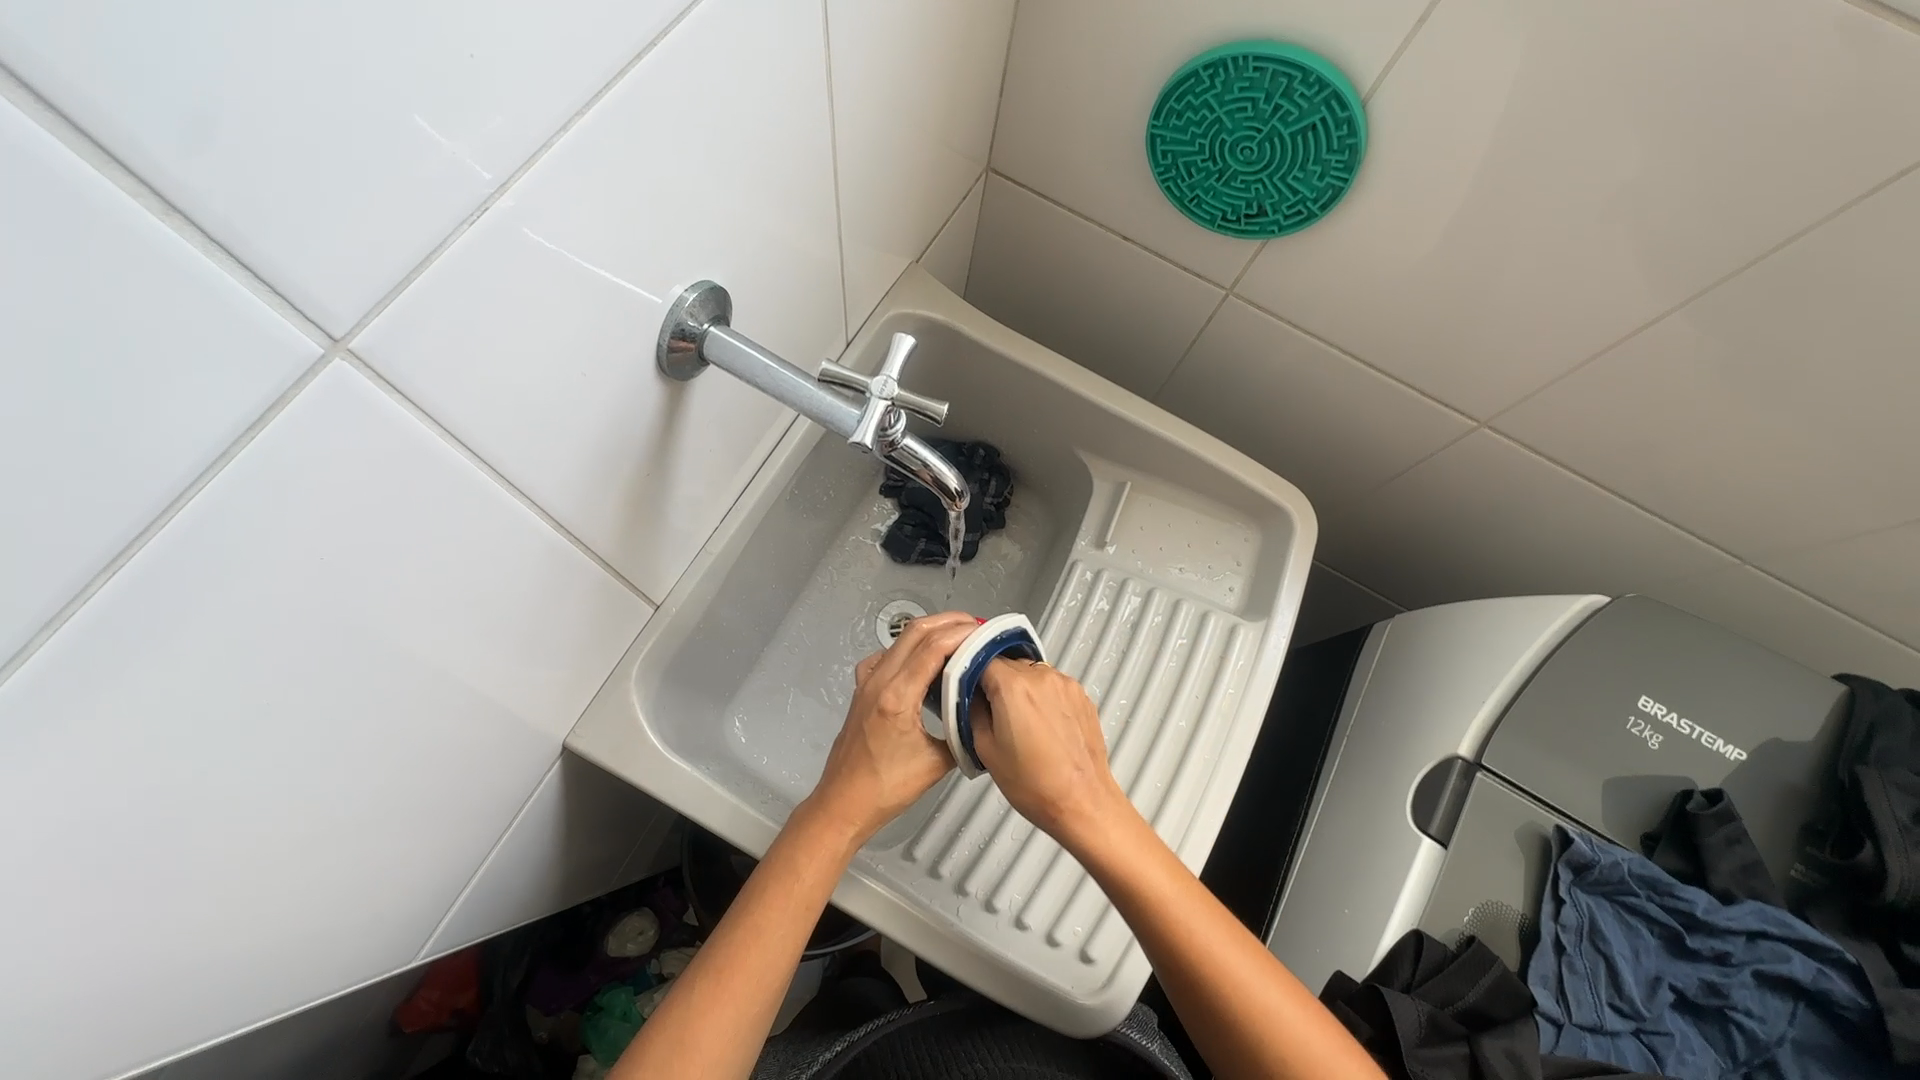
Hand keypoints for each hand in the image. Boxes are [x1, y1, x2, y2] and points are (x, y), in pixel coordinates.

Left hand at [806, 611, 976, 841]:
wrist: (844, 802)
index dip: (962, 634)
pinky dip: (908, 649)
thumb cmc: (886, 788)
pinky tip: (922, 662)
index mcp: (897, 697)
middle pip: (915, 632)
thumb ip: (961, 732)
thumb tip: (979, 716)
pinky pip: (885, 656)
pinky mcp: (862, 690)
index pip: (933, 648)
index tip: (985, 632)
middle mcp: (878, 681)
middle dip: (948, 623)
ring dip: (930, 632)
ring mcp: (866, 683)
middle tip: (976, 627)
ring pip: (900, 641)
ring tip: (957, 639)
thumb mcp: (937, 762)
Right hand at [972, 658, 1127, 851]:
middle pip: (1008, 664)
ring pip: (1032, 673)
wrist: (1082, 802)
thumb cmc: (1037, 784)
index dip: (971, 673)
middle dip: (996, 683)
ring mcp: (1065, 685)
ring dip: (1022, 689)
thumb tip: (971, 698)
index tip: (967, 688)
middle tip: (992, 712)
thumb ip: (973, 713)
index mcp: (1013, 687)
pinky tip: (1041, 727)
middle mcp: (1041, 677)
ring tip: (1021, 724)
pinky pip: (1053, 686)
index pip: (982, 659)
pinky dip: (1043, 698)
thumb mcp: (986, 750)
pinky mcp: (1081, 696)